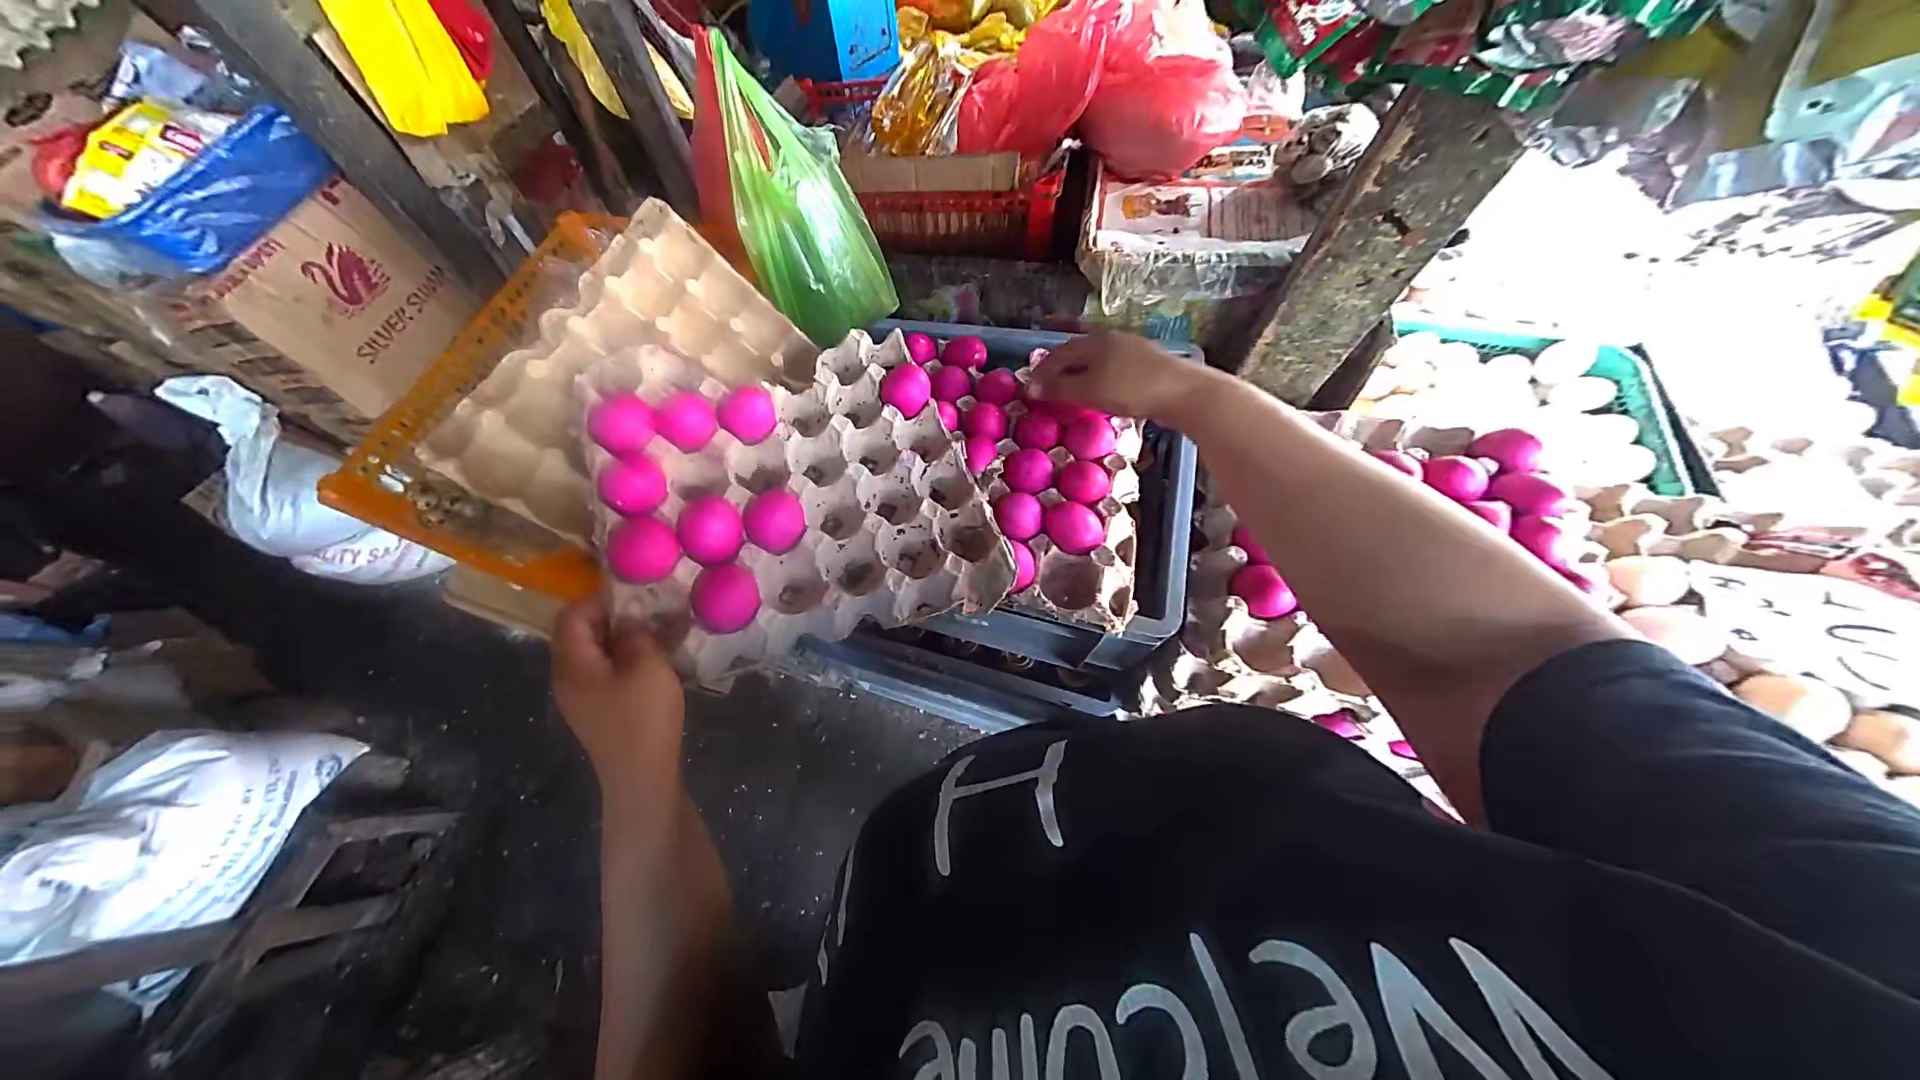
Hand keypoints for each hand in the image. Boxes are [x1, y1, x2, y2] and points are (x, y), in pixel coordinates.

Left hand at [552, 592, 685, 798]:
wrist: (641, 775)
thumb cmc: (643, 716)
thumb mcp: (647, 666)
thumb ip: (636, 633)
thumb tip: (629, 610)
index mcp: (571, 663)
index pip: (572, 616)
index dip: (600, 599)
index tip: (637, 595)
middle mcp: (567, 677)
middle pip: (580, 633)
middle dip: (614, 617)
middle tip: (651, 612)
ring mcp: (580, 696)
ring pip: (595, 653)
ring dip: (624, 638)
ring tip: (658, 635)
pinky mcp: (598, 709)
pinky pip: (605, 671)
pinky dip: (626, 658)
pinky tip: (654, 662)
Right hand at [1028, 331, 1218, 423]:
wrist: (1183, 393)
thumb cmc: (1131, 390)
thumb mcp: (1088, 391)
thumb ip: (1058, 389)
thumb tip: (1032, 388)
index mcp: (1094, 341)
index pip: (1059, 353)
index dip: (1042, 370)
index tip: (1030, 386)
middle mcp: (1112, 338)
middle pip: (1078, 352)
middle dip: (1060, 367)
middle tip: (1047, 384)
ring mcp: (1132, 348)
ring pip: (1097, 359)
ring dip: (1080, 372)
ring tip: (1071, 388)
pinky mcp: (1148, 363)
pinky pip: (1113, 366)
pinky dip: (1098, 376)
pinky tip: (1101, 388)